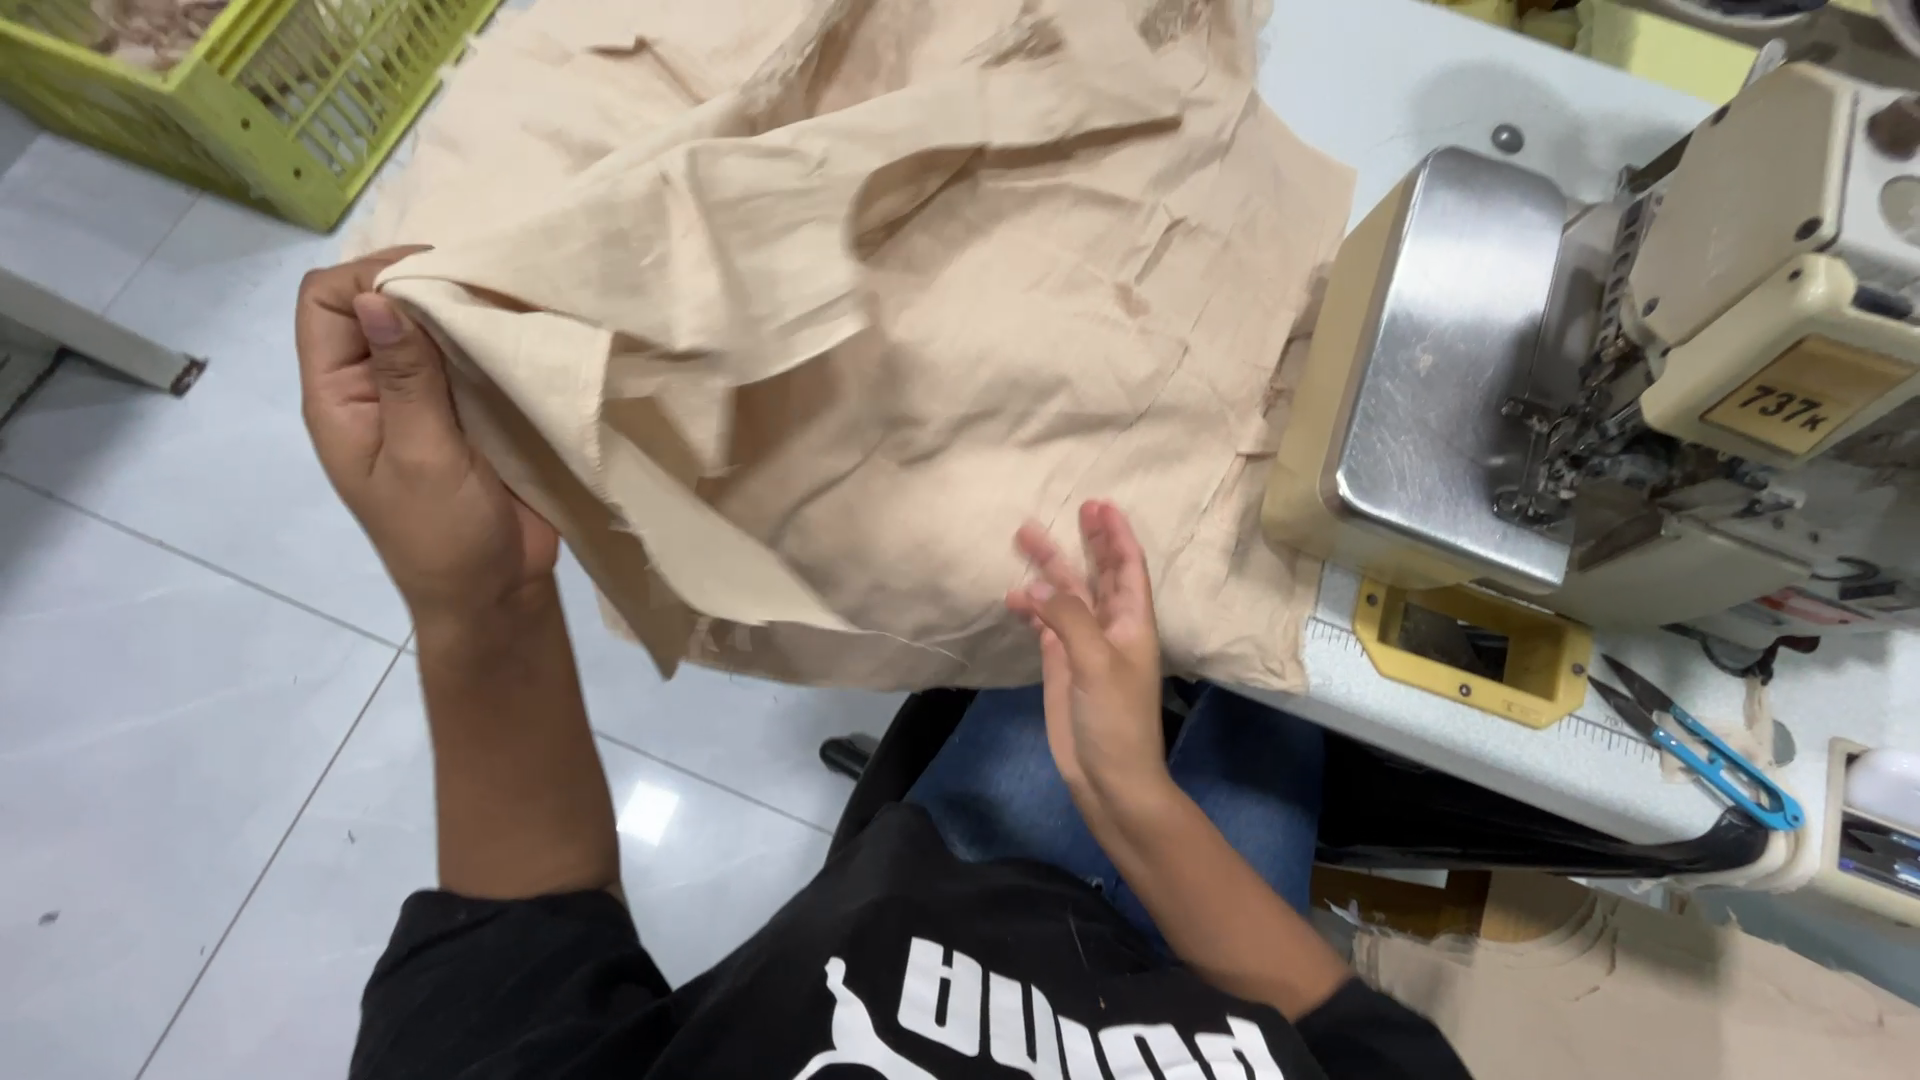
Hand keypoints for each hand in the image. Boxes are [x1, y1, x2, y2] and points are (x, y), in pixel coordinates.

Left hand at [296, 248, 559, 628]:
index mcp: (343, 399)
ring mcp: (433, 407)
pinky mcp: (479, 421)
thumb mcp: (421, 457)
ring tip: (516, 304)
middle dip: (428, 287)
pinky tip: (533, 340)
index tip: (441, 274)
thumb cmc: (444, 535)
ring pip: (436, 336)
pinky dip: (500, 348)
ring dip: (469, 316)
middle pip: (383, 310)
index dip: (373, 276)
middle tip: (490, 283)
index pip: (330, 304)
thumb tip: (378, 296)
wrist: (496, 592)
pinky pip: (480, 369)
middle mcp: (381, 392)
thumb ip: (405, 380)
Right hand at [1006, 501, 1166, 809]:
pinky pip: (1044, 623)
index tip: (1099, 505)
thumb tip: (1035, 588)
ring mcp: (1082, 643)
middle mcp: (1109, 625)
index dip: (1116, 535)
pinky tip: (1012, 596)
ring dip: (1048, 569)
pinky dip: (1030, 607)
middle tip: (1069, 509)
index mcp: (1132, 621)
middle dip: (1084, 541)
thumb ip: (1069, 618)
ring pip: (1065, 595)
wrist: (1108, 776)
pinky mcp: (1060, 662)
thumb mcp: (1097, 662)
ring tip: (1023, 538)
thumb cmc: (1116, 718)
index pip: (1127, 567)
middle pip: (1096, 573)